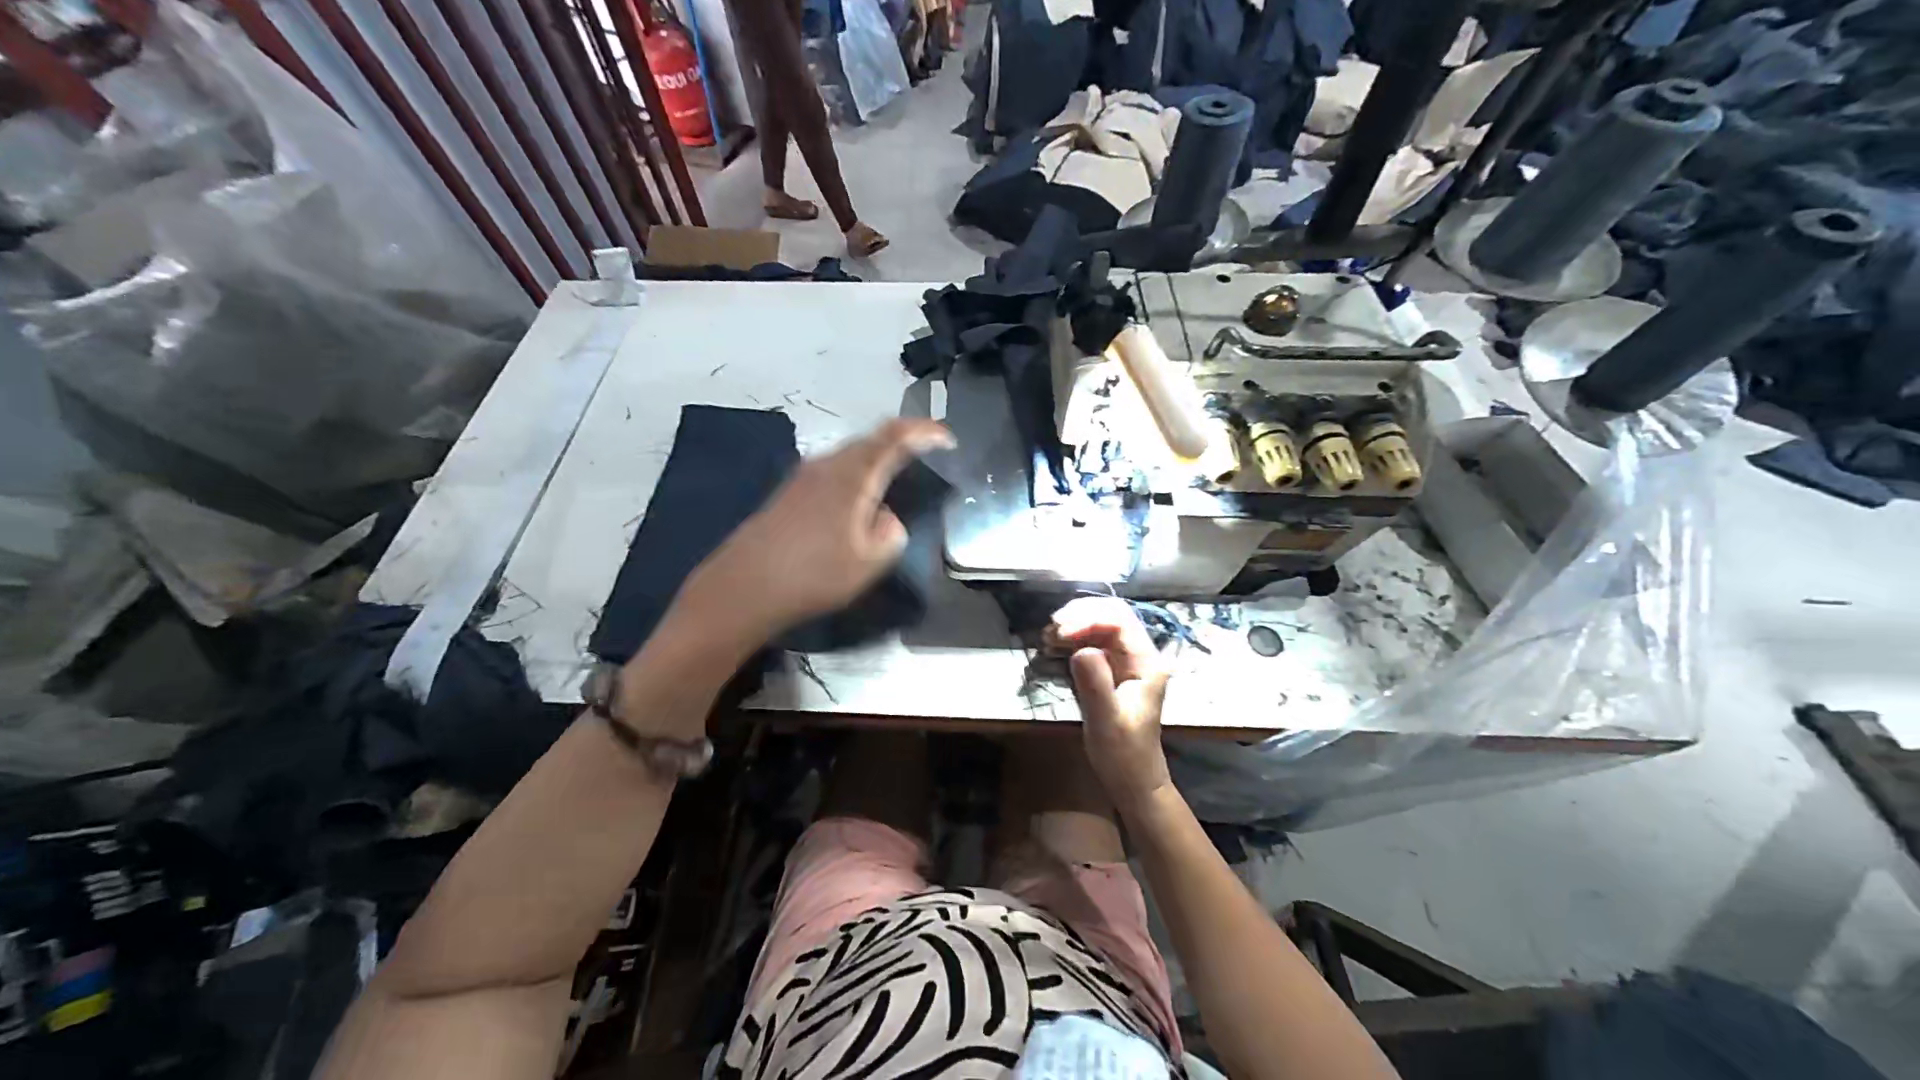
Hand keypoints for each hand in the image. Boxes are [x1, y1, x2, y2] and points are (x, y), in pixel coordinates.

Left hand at [679, 418, 953, 642]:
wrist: (743, 588)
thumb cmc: (813, 575)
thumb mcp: (869, 562)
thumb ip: (891, 533)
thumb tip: (887, 518)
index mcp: (853, 475)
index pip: (894, 437)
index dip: (924, 432)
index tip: (948, 439)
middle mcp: (827, 465)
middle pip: (871, 439)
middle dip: (903, 440)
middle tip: (927, 452)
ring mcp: (803, 477)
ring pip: (850, 454)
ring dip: (877, 457)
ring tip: (898, 473)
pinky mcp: (789, 493)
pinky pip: (834, 470)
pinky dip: (857, 473)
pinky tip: (859, 497)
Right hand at [1046, 597, 1172, 816]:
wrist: (1133, 780)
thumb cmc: (1123, 754)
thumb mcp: (1107, 721)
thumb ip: (1096, 683)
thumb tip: (1081, 650)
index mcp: (1147, 663)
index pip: (1119, 620)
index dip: (1088, 619)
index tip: (1059, 632)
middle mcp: (1140, 656)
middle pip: (1111, 615)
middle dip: (1080, 615)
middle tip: (1051, 629)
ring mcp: (1127, 662)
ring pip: (1101, 625)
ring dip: (1074, 624)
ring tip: (1048, 636)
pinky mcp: (1113, 670)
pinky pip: (1093, 641)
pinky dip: (1073, 638)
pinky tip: (1054, 645)